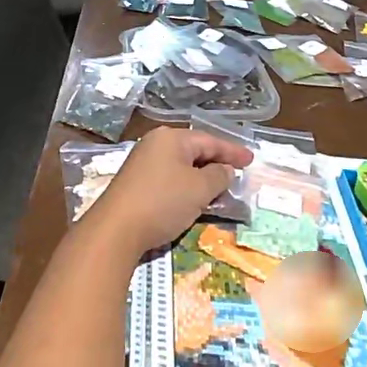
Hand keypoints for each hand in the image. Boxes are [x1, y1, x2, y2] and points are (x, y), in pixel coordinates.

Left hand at [82, 128, 251, 254]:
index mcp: (171, 138)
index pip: (209, 140)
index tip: (251, 160)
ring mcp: (142, 163)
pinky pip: (169, 178)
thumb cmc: (163, 202)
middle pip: (194, 150)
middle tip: (237, 173)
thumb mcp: (199, 189)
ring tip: (220, 188)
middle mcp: (155, 144)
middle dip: (216, 163)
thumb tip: (224, 169)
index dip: (232, 151)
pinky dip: (186, 186)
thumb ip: (218, 176)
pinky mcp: (135, 183)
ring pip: (181, 166)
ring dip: (201, 177)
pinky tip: (194, 199)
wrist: (116, 229)